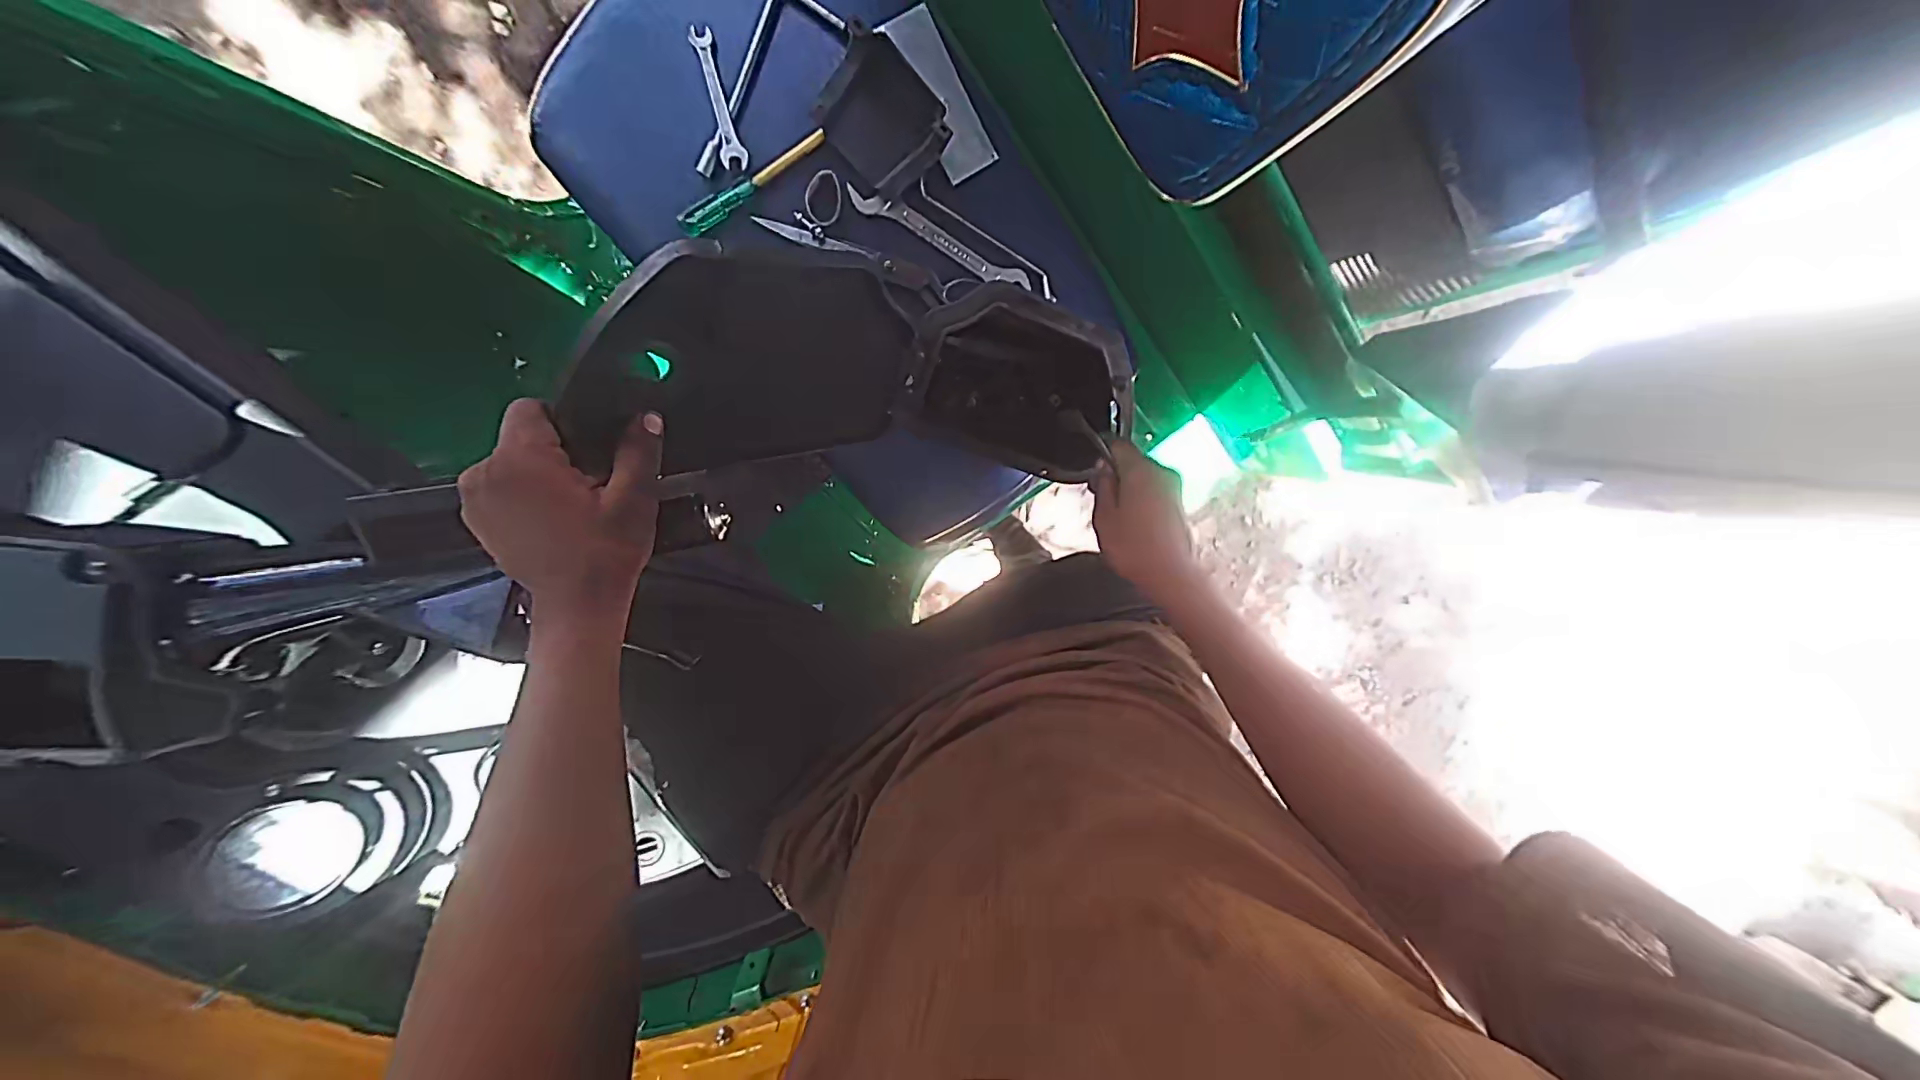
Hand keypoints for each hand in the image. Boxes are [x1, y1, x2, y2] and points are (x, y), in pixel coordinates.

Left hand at [458, 399, 662, 618]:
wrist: (578, 607)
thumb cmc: (606, 553)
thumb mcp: (633, 498)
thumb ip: (638, 450)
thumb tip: (646, 417)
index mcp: (518, 460)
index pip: (531, 408)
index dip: (566, 421)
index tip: (593, 451)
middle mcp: (483, 473)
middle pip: (521, 436)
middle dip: (556, 450)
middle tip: (591, 483)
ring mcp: (475, 499)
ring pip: (513, 460)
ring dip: (541, 472)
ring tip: (574, 503)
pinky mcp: (478, 519)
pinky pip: (503, 485)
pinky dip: (526, 493)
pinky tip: (554, 518)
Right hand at [1091, 439, 1200, 601]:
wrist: (1170, 574)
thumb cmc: (1136, 549)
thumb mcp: (1103, 516)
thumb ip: (1102, 485)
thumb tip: (1102, 470)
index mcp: (1140, 470)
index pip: (1117, 444)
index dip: (1101, 453)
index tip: (1093, 469)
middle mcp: (1161, 472)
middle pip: (1132, 460)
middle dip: (1116, 473)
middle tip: (1101, 497)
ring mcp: (1174, 487)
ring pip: (1144, 476)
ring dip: (1129, 488)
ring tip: (1117, 515)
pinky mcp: (1179, 503)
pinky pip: (1155, 491)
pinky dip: (1142, 499)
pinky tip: (1133, 522)